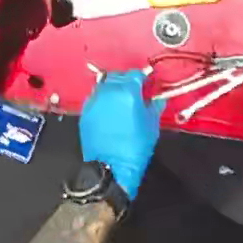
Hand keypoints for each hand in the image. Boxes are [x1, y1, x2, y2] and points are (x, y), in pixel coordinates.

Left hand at [80, 70, 163, 197]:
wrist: (112, 168)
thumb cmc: (136, 147)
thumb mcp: (152, 125)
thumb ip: (155, 106)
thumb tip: (157, 98)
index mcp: (127, 92)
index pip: (136, 74)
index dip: (144, 79)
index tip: (148, 86)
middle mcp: (108, 92)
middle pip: (118, 76)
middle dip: (128, 81)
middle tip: (136, 92)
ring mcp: (94, 101)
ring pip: (104, 85)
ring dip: (114, 88)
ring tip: (121, 101)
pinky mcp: (85, 112)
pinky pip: (95, 98)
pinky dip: (103, 99)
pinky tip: (110, 111)